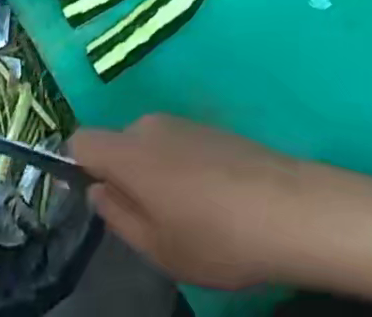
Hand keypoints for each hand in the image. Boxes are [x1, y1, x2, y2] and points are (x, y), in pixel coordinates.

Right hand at [69, 114, 371, 291]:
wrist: (292, 210)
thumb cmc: (216, 236)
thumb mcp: (158, 248)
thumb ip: (116, 216)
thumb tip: (97, 191)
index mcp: (125, 151)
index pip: (79, 141)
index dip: (79, 167)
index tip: (103, 198)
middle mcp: (146, 125)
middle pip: (116, 143)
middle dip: (123, 175)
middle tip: (152, 219)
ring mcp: (181, 122)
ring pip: (149, 144)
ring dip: (155, 172)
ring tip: (189, 214)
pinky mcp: (210, 127)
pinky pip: (178, 144)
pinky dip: (183, 167)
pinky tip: (215, 200)